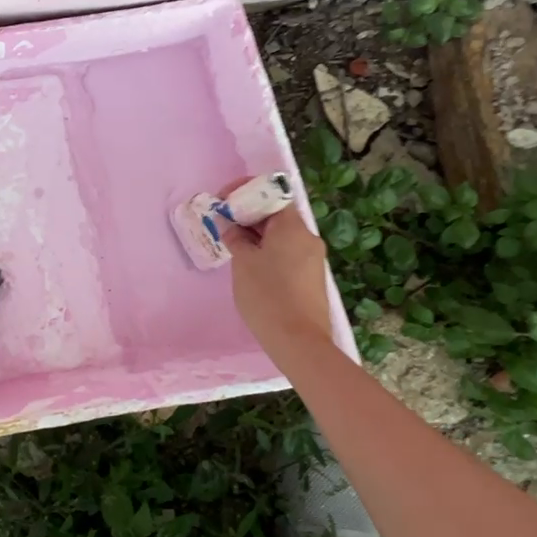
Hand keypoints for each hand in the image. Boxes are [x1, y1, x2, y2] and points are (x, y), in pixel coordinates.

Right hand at [222, 207, 336, 360]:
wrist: (299, 343)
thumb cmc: (267, 295)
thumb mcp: (243, 262)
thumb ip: (235, 237)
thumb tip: (229, 225)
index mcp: (293, 226)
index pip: (271, 194)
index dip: (244, 193)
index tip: (223, 202)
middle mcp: (308, 238)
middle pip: (276, 215)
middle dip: (248, 216)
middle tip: (223, 226)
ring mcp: (313, 260)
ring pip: (281, 236)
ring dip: (256, 236)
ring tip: (233, 247)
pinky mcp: (311, 279)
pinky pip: (287, 254)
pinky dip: (268, 252)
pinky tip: (251, 267)